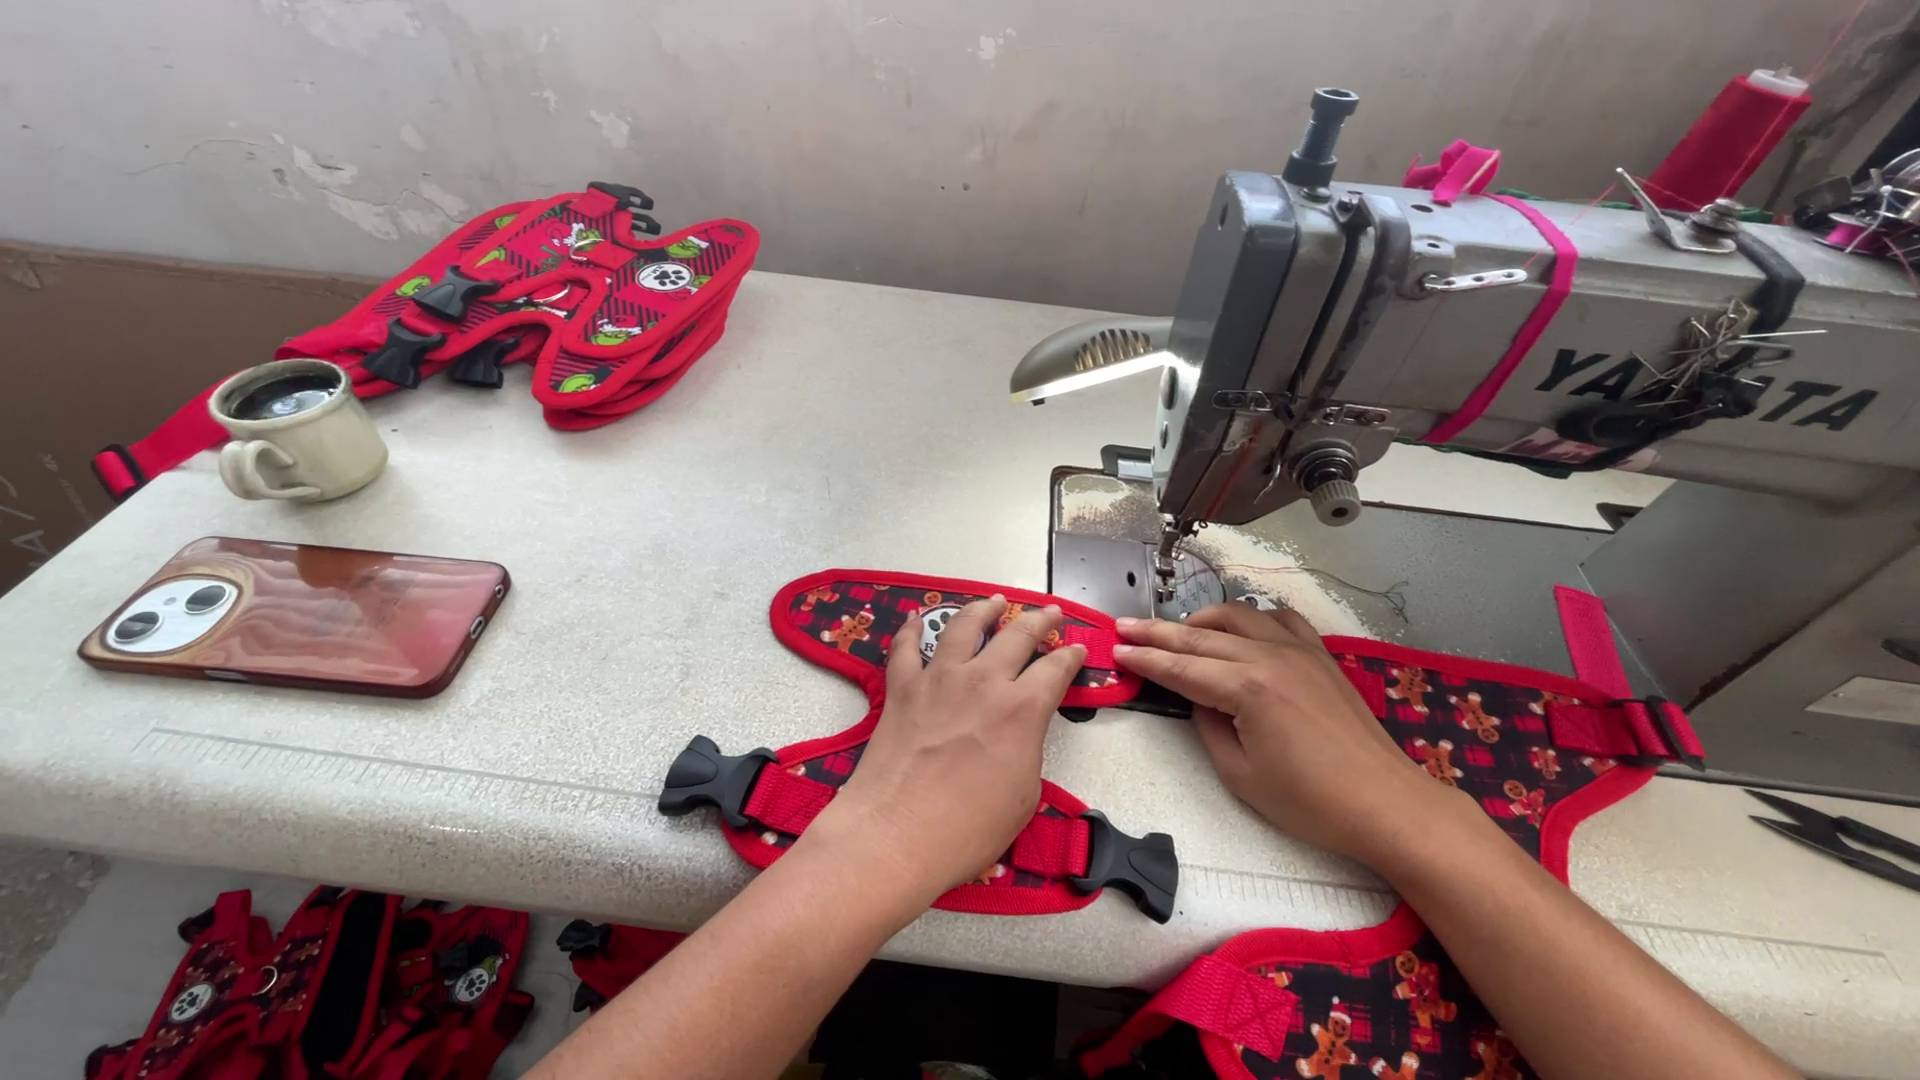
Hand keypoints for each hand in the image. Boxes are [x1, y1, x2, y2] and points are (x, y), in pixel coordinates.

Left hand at [810, 596, 1087, 898]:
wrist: (897, 833)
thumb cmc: (968, 828)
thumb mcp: (1024, 795)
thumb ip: (1027, 750)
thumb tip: (1017, 736)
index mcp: (1022, 709)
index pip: (1056, 669)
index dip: (1071, 656)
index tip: (1076, 649)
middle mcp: (983, 681)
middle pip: (1017, 635)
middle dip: (1039, 619)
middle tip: (1049, 611)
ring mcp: (938, 679)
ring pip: (963, 626)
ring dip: (982, 609)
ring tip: (993, 600)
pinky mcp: (902, 688)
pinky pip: (906, 647)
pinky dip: (911, 629)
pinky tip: (916, 617)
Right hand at [1112, 603, 1459, 864]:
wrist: (1384, 803)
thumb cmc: (1309, 801)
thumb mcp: (1239, 774)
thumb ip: (1208, 726)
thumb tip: (1199, 698)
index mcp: (1247, 689)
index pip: (1181, 667)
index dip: (1144, 658)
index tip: (1116, 647)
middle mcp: (1270, 657)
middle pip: (1200, 636)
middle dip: (1157, 631)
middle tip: (1125, 626)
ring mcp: (1299, 650)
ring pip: (1239, 614)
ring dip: (1202, 618)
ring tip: (1178, 629)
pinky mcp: (1320, 655)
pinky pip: (1280, 619)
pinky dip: (1253, 617)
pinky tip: (1242, 629)